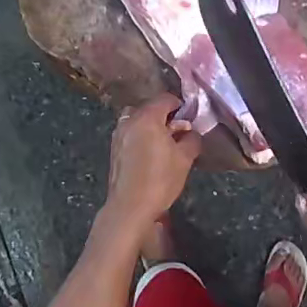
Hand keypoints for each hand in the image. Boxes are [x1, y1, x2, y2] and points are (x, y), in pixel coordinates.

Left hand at [103, 94, 200, 228]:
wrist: (130, 207)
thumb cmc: (160, 179)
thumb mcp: (185, 158)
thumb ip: (192, 139)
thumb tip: (191, 133)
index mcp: (147, 118)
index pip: (165, 99)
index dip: (181, 106)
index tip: (191, 119)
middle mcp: (129, 121)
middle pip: (149, 108)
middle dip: (166, 116)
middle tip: (179, 132)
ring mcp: (118, 136)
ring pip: (138, 121)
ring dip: (152, 126)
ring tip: (166, 144)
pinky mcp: (114, 150)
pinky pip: (131, 133)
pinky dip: (142, 136)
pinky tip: (152, 154)